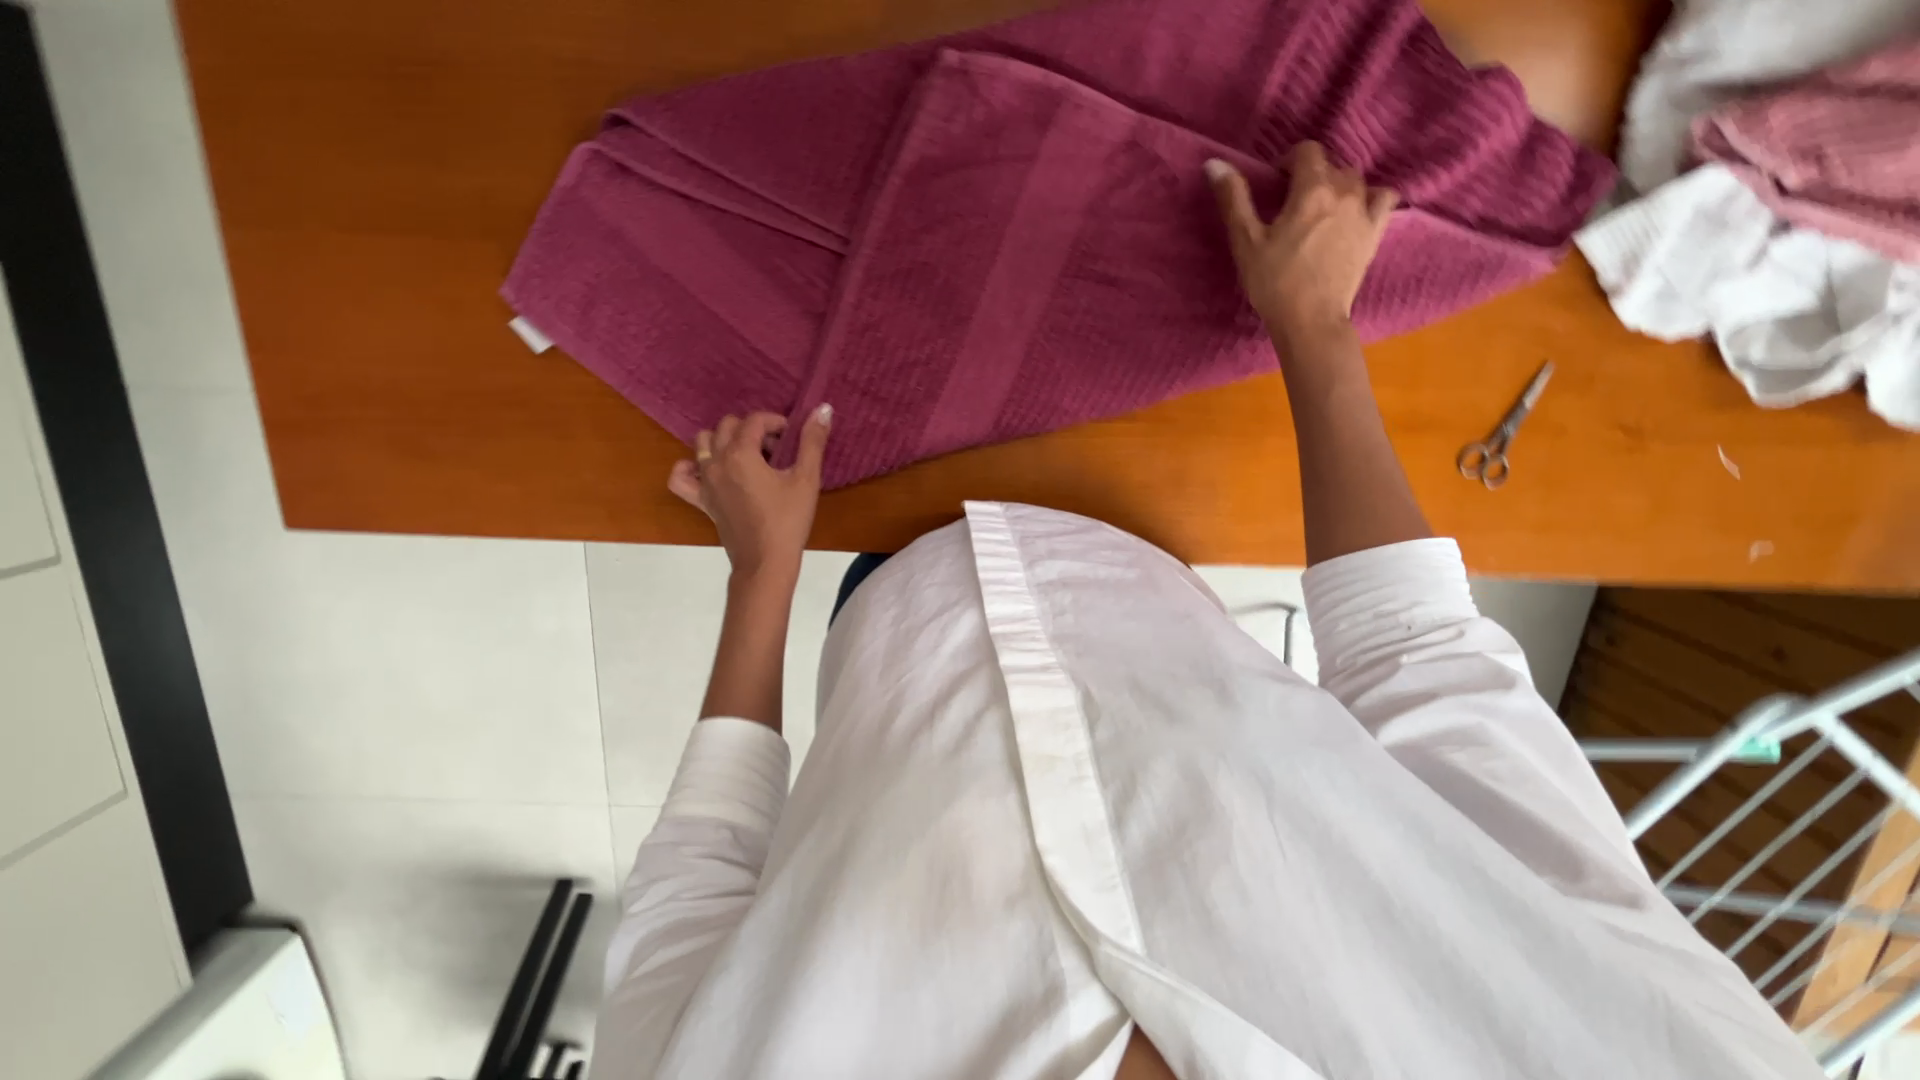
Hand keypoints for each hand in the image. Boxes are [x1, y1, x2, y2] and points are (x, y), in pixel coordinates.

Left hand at [668, 405, 831, 582]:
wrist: (765, 562)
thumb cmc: (788, 521)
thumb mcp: (806, 479)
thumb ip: (812, 441)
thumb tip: (822, 408)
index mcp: (741, 454)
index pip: (755, 420)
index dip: (776, 422)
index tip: (793, 437)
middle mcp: (716, 462)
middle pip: (727, 426)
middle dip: (752, 430)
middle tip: (775, 450)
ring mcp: (704, 481)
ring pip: (703, 443)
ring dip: (725, 441)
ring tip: (749, 458)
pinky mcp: (701, 500)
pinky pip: (680, 477)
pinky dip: (690, 468)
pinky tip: (710, 472)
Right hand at [1206, 142, 1396, 340]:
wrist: (1310, 320)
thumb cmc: (1273, 282)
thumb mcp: (1246, 241)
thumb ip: (1234, 199)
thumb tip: (1215, 163)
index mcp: (1312, 189)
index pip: (1307, 151)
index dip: (1289, 161)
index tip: (1275, 182)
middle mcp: (1344, 192)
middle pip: (1331, 165)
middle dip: (1311, 174)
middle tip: (1291, 201)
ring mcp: (1364, 211)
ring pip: (1355, 180)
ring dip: (1337, 185)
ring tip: (1320, 208)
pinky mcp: (1375, 232)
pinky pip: (1384, 198)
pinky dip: (1371, 197)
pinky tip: (1356, 210)